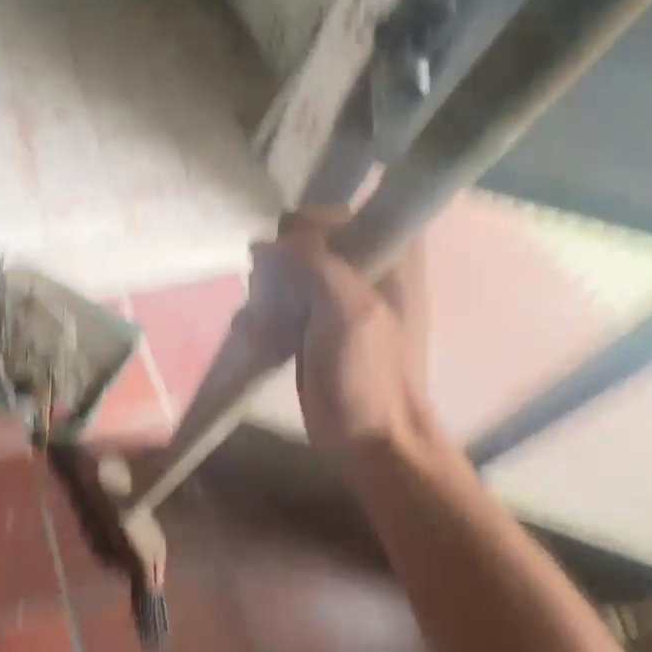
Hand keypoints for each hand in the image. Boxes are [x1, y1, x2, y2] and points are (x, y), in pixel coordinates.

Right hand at [276, 209, 437, 457]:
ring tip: (267, 320)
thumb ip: (315, 261)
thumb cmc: (370, 374)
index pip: (343, 211)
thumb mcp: (350, 309)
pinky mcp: (311, 322)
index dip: (312, 225)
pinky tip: (259, 334)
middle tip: (279, 293)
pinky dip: (261, 312)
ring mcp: (335, 296)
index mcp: (392, 256)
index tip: (294, 252)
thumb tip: (267, 242)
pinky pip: (276, 297)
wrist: (370, 441)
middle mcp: (365, 267)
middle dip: (281, 263)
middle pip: (305, 237)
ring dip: (266, 290)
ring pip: (285, 267)